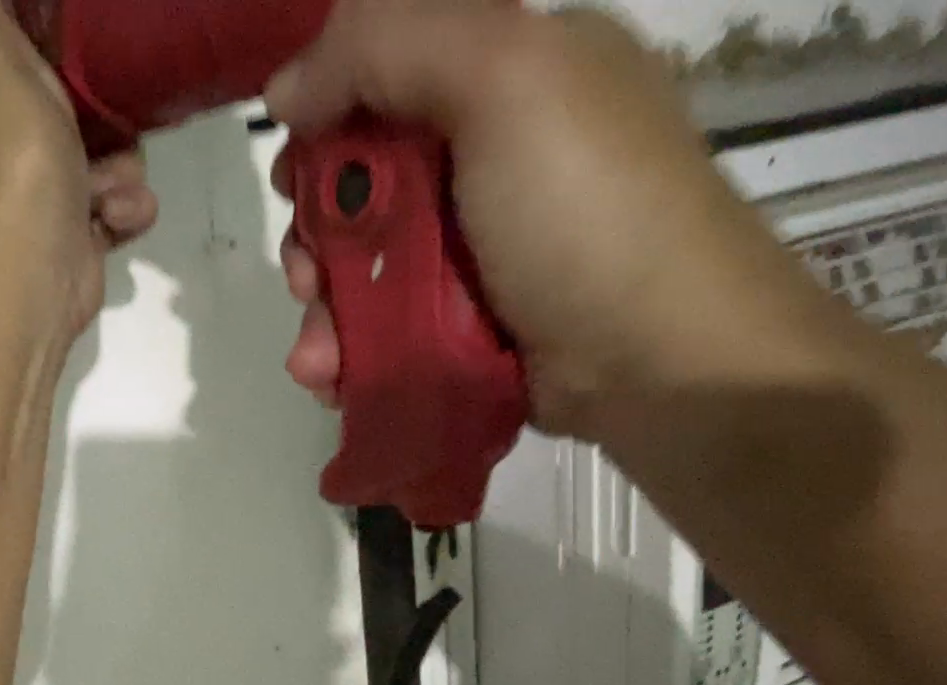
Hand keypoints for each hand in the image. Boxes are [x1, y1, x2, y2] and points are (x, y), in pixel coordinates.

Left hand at [0, 0, 156, 350]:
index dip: (58, 33)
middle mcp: (17, 136)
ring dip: (122, 171)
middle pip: (85, 98)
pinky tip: (112, 220)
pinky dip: (127, 211)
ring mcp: (53, 186)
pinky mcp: (86, 228)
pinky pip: (128, 201)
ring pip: (117, 152)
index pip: (24, 41)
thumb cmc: (17, 159)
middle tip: (109, 114)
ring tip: (102, 189)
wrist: (37, 268)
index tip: (87, 33)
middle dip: (110, 110)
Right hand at [266, 1, 815, 438]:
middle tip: (306, 275)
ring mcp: (477, 246)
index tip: (299, 172)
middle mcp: (491, 154)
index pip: (387, 73)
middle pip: (362, 180)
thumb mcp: (506, 79)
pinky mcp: (465, 320)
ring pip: (364, 262)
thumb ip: (386, 47)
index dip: (326, 119)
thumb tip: (285, 89)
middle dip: (316, 233)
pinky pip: (383, 321)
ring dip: (322, 308)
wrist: (661, 364)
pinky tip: (332, 376)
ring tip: (319, 355)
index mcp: (511, 73)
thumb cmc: (586, 214)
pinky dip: (347, 349)